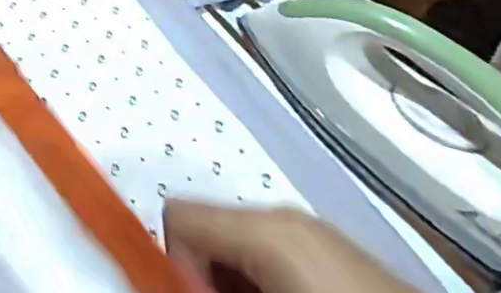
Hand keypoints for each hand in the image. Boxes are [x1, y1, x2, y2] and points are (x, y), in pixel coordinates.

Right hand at [164, 201, 415, 292]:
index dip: (173, 266)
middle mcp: (283, 215)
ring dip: (235, 285)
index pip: (179, 216)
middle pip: (209, 231)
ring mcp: (312, 230)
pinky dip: (266, 282)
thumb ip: (204, 287)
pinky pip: (274, 255)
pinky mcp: (333, 250)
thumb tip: (168, 277)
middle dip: (206, 279)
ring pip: (240, 246)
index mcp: (265, 227)